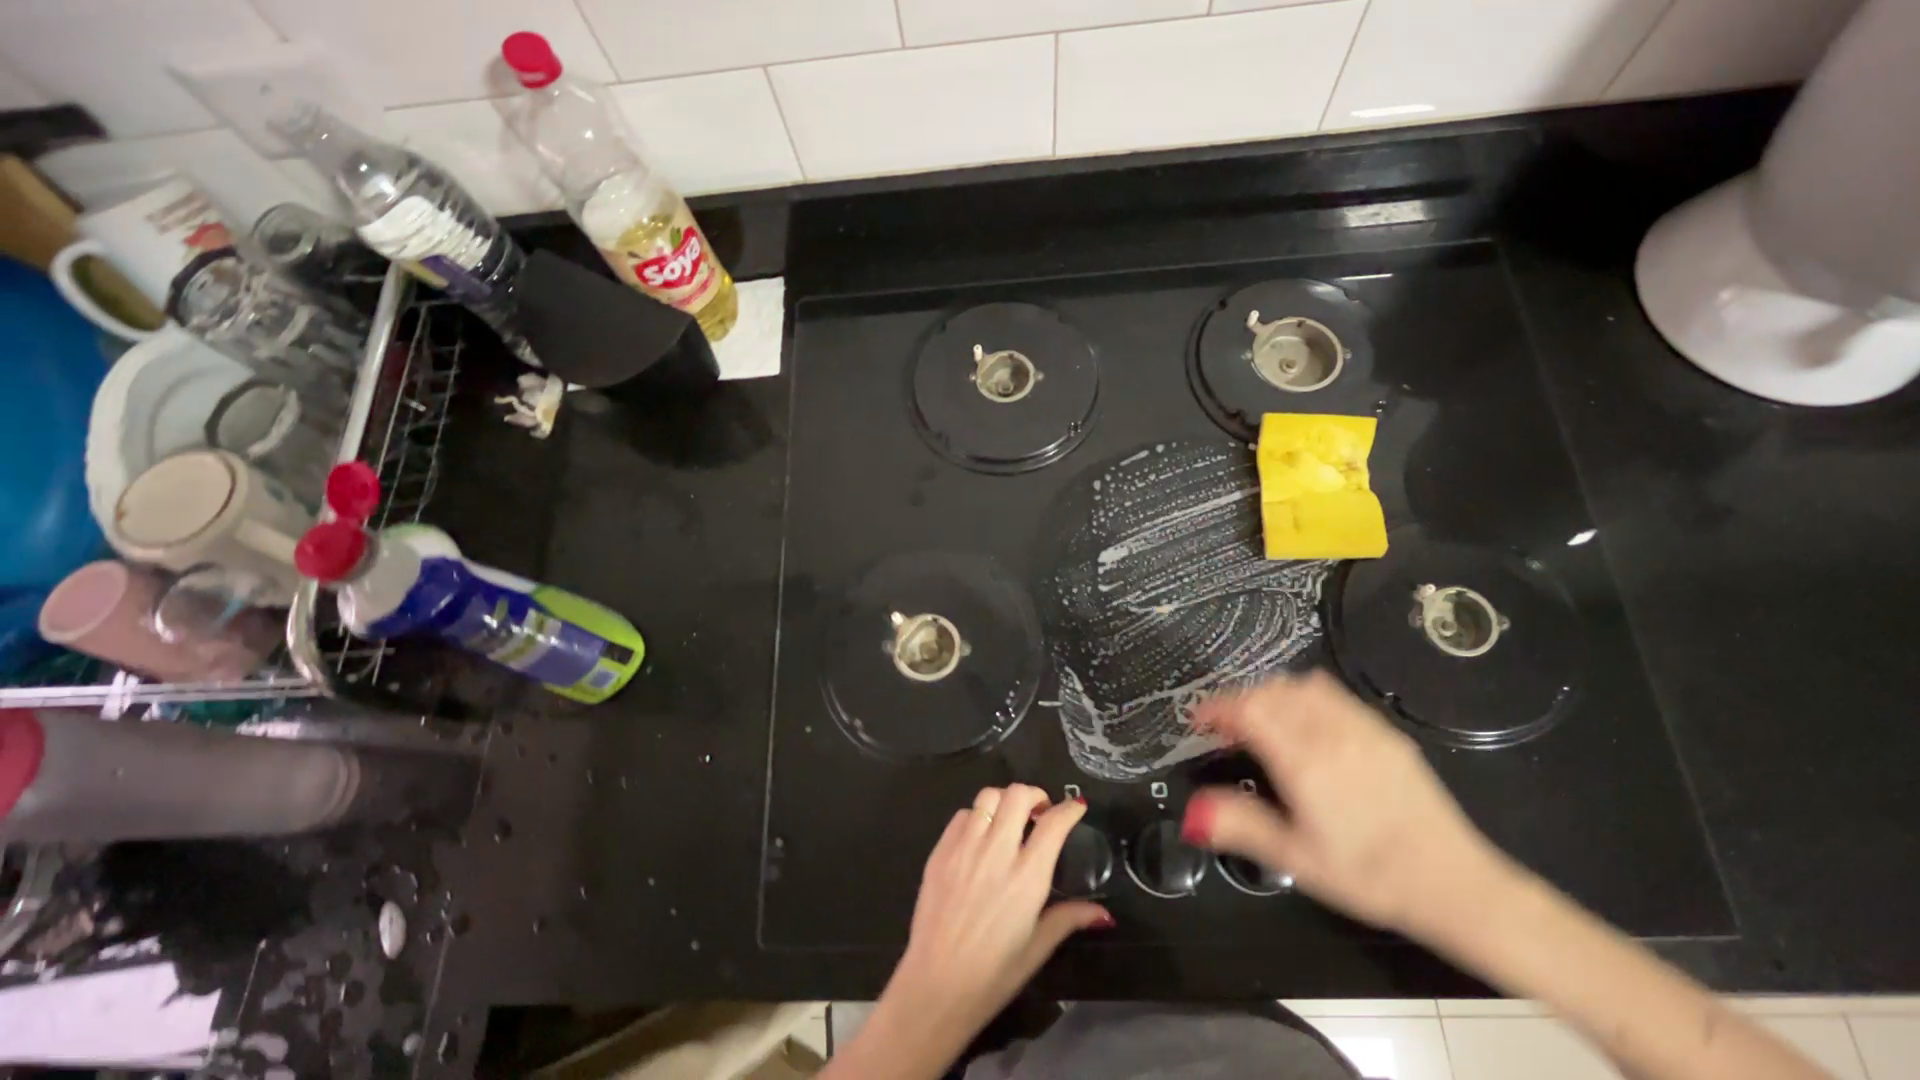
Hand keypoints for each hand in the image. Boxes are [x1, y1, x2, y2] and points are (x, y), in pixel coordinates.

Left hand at [888, 785, 1111, 1034]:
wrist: (937, 985)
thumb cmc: (994, 973)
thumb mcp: (1038, 948)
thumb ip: (1069, 918)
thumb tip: (1104, 913)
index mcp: (1027, 877)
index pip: (1053, 823)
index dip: (1069, 809)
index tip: (1077, 807)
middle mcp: (996, 853)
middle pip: (1017, 795)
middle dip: (1035, 795)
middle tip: (1040, 813)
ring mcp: (963, 850)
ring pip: (987, 797)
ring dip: (1004, 801)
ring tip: (1010, 820)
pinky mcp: (939, 854)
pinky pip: (960, 816)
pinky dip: (975, 816)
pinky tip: (980, 836)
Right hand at [1184, 671, 1515, 937]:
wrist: (1451, 882)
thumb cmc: (1367, 875)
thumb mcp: (1296, 860)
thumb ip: (1241, 827)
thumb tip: (1192, 813)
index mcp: (1305, 762)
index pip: (1249, 709)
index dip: (1217, 707)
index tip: (1199, 720)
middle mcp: (1333, 734)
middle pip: (1273, 690)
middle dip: (1241, 699)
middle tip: (1225, 726)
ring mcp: (1364, 729)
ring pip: (1304, 686)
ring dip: (1273, 693)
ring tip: (1260, 720)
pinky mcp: (1387, 734)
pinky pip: (1335, 694)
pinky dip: (1306, 695)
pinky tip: (1306, 722)